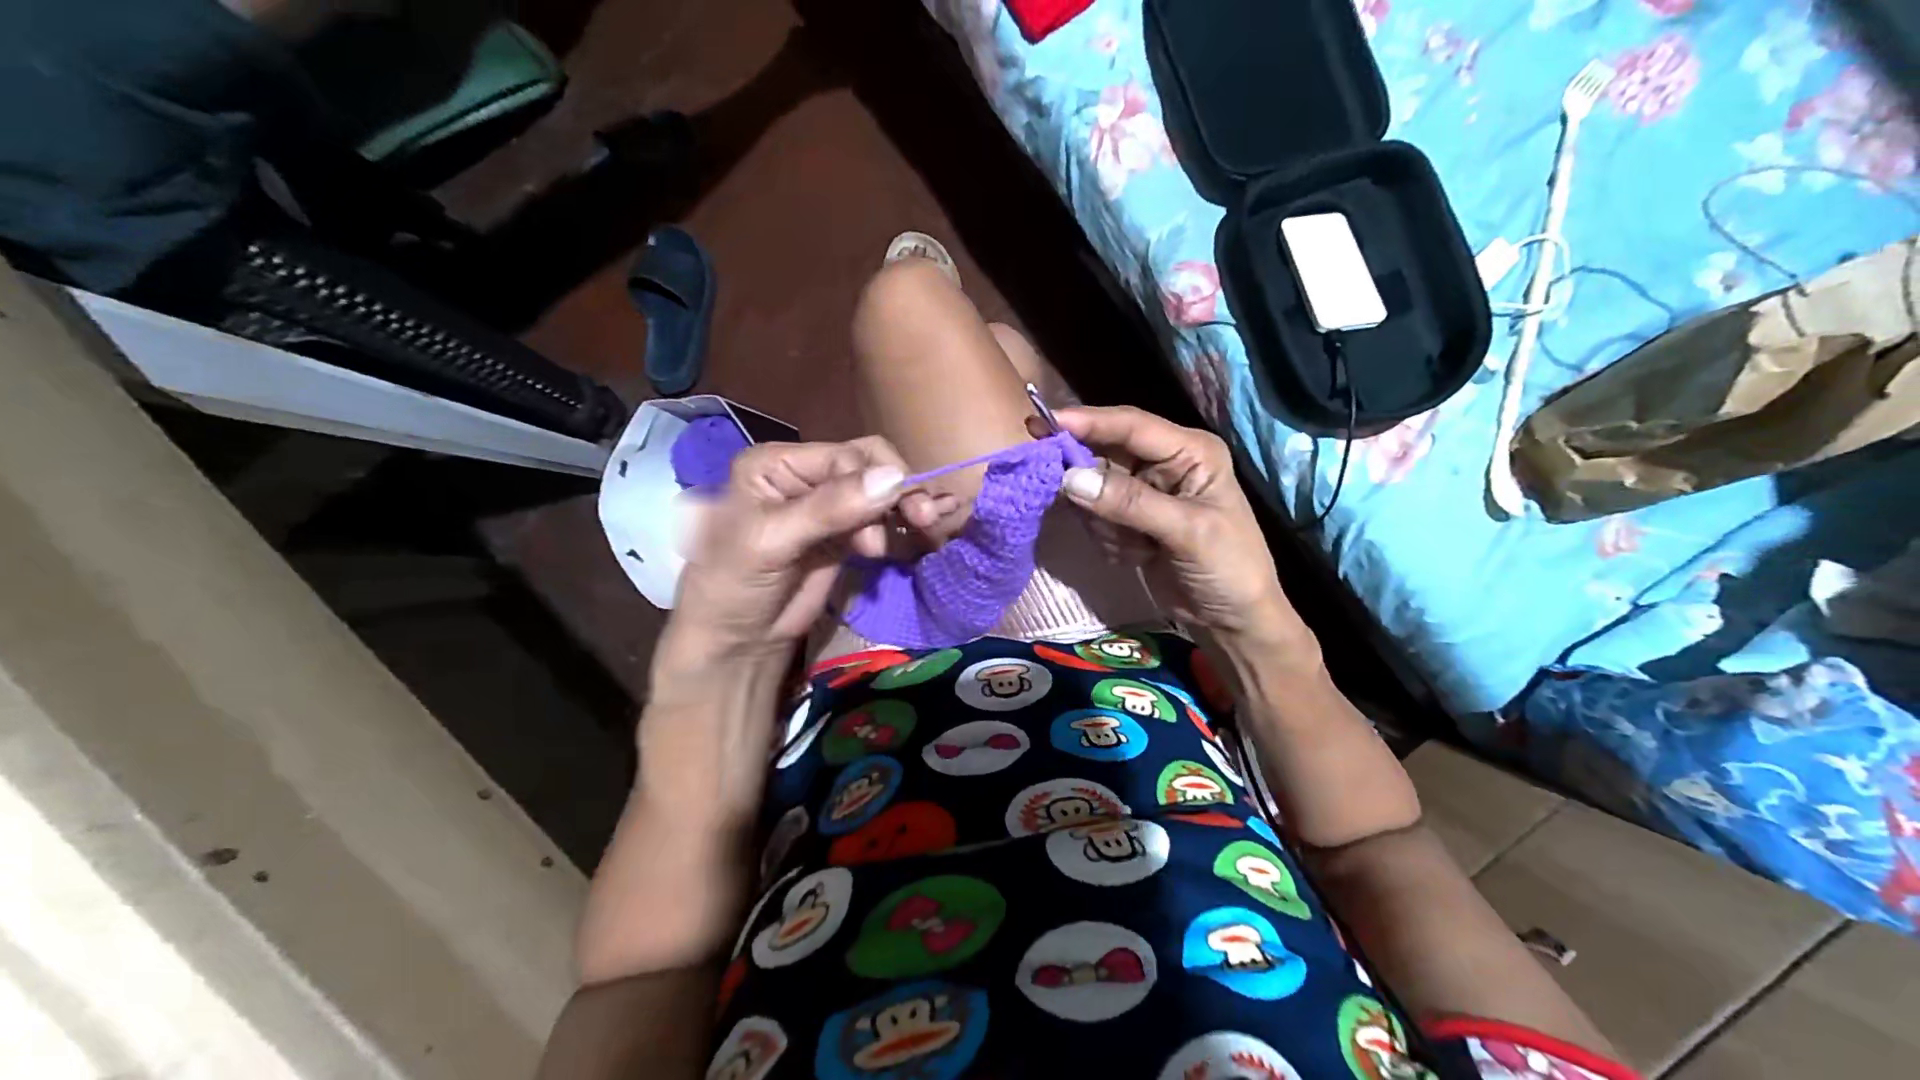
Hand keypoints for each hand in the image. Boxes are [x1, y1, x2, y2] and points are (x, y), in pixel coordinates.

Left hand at [658, 437, 951, 675]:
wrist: (736, 643)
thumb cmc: (734, 586)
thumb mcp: (772, 541)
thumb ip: (830, 509)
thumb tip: (894, 478)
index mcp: (776, 463)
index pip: (844, 455)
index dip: (872, 484)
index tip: (875, 536)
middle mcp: (805, 476)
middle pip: (869, 466)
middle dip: (899, 491)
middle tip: (922, 521)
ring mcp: (828, 506)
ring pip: (881, 492)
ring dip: (907, 508)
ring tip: (927, 529)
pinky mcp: (846, 536)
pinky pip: (883, 520)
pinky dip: (904, 525)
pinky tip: (925, 532)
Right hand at [1037, 406, 1315, 658]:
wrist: (1232, 621)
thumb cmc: (1228, 570)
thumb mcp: (1187, 533)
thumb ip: (1130, 503)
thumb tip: (1070, 479)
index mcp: (1190, 451)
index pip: (1131, 426)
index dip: (1086, 422)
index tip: (1041, 423)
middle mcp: (1164, 463)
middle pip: (1104, 452)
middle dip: (1087, 478)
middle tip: (1056, 488)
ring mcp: (1145, 492)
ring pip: (1093, 488)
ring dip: (1103, 521)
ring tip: (1135, 547)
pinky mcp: (1129, 519)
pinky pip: (1096, 516)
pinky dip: (1106, 537)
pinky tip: (1135, 556)